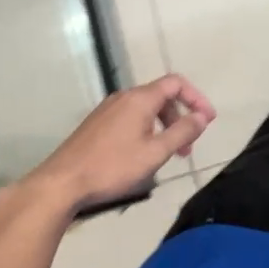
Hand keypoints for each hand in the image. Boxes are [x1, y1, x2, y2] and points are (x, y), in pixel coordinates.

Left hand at [22, 74, 215, 211]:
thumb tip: (202, 117)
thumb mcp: (155, 152)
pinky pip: (130, 118)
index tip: (207, 121)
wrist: (61, 183)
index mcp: (140, 99)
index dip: (197, 98)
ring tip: (169, 154)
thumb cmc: (112, 167)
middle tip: (189, 146)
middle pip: (162, 96)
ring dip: (164, 127)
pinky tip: (143, 155)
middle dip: (181, 118)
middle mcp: (123, 97)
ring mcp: (107, 110)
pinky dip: (147, 130)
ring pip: (146, 109)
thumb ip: (182, 132)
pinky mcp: (96, 125)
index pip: (176, 83)